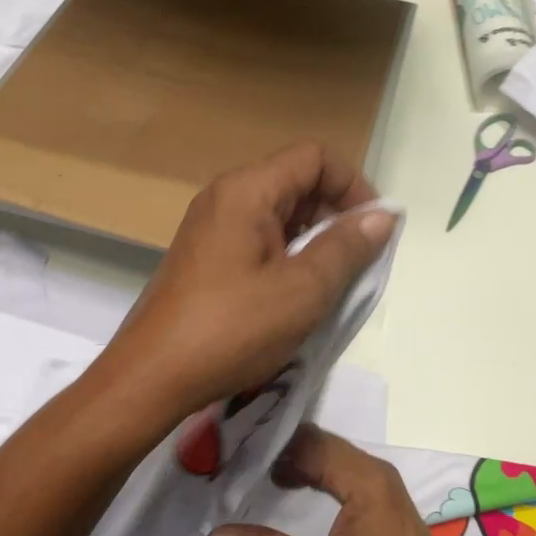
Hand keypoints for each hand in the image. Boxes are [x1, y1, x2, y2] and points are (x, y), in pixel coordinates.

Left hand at [95, 143, 394, 420]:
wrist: (152, 377)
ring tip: (332, 285)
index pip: (313, 157)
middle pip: (296, 182)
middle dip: (336, 214)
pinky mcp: (206, 258)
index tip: (375, 229)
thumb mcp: (302, 290)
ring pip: (279, 214)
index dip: (353, 185)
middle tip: (358, 263)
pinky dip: (288, 258)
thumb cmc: (231, 329)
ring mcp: (212, 228)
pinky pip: (259, 240)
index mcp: (247, 191)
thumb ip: (346, 248)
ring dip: (314, 241)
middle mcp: (226, 197)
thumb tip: (383, 216)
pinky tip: (298, 297)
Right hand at [205, 423, 493, 535]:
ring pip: (329, 462)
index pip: (308, 441)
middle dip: (278, 452)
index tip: (229, 453)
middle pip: (318, 445)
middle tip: (233, 464)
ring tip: (253, 481)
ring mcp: (381, 489)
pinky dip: (312, 481)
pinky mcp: (382, 508)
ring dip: (295, 466)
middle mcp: (374, 472)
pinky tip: (289, 498)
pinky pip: (339, 479)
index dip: (268, 445)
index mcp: (364, 476)